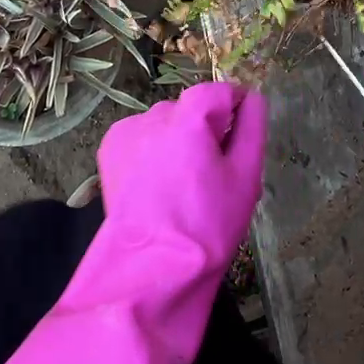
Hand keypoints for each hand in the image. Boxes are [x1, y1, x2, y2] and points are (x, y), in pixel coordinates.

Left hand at [98, 81, 268, 264]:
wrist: (152, 272)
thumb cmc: (207, 225)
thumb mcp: (245, 177)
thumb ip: (252, 129)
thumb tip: (254, 97)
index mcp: (189, 116)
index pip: (221, 91)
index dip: (236, 113)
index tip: (239, 145)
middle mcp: (154, 114)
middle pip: (192, 109)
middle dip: (206, 132)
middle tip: (213, 176)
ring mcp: (128, 131)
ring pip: (167, 124)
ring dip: (179, 141)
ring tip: (183, 187)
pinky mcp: (110, 150)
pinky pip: (143, 138)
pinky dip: (154, 152)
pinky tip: (158, 185)